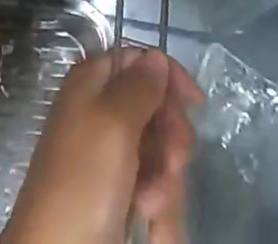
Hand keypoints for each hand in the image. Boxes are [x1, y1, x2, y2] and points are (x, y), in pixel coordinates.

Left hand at [3, 47, 203, 243]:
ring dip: (166, 177)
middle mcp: (99, 112)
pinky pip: (152, 183)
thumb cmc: (83, 183)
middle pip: (156, 106)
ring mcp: (107, 155)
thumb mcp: (114, 123)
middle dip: (171, 137)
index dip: (169, 76)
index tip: (194, 104)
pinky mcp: (115, 191)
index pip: (139, 58)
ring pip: (159, 148)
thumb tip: (156, 57)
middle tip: (173, 162)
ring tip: (152, 204)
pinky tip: (151, 220)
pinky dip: (158, 201)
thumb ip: (140, 85)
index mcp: (91, 84)